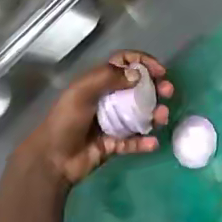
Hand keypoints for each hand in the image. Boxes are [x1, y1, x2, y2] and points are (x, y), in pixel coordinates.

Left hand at [20, 51, 172, 186]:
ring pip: (139, 115)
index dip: (142, 63)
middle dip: (155, 88)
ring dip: (154, 114)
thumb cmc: (66, 120)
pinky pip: (133, 141)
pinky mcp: (113, 144)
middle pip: (137, 88)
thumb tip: (138, 74)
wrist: (53, 158)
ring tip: (162, 117)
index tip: (159, 71)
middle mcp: (107, 99)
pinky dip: (144, 142)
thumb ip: (108, 78)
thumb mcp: (82, 92)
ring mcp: (111, 122)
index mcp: (98, 82)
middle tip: (168, 92)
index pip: (124, 64)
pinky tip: (152, 143)